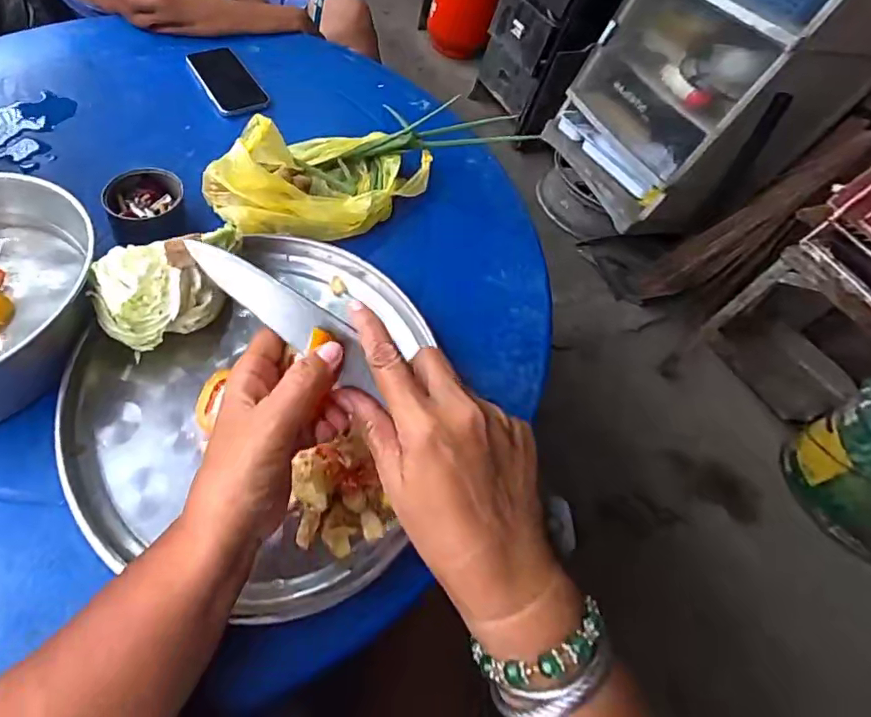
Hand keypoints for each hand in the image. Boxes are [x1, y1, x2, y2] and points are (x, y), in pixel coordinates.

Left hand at [182, 328, 342, 552]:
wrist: (229, 531)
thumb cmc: (242, 469)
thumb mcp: (273, 421)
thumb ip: (304, 383)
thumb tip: (335, 346)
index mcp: (251, 375)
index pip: (279, 333)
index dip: (307, 327)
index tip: (343, 330)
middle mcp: (264, 389)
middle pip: (302, 362)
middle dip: (327, 369)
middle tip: (351, 381)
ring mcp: (277, 415)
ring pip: (312, 391)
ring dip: (331, 399)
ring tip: (341, 416)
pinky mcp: (288, 438)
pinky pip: (314, 417)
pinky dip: (327, 421)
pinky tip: (335, 432)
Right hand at [328, 304, 581, 658]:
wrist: (506, 566)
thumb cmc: (439, 534)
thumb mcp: (396, 485)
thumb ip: (377, 430)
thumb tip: (352, 394)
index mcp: (424, 425)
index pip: (390, 363)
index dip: (374, 331)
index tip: (362, 305)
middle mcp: (462, 409)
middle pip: (430, 357)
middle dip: (412, 365)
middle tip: (406, 395)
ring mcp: (495, 414)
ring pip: (458, 382)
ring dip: (443, 396)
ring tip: (445, 440)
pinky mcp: (518, 424)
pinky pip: (484, 405)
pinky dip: (471, 418)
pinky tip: (473, 454)